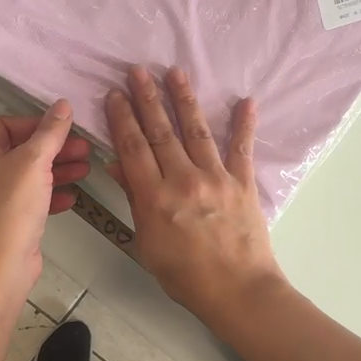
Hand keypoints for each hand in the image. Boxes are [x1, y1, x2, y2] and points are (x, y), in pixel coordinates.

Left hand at [0, 100, 90, 286]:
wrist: (1, 266)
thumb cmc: (11, 208)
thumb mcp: (34, 162)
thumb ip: (50, 132)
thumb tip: (63, 105)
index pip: (4, 125)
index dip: (35, 124)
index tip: (63, 129)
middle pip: (19, 150)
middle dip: (53, 149)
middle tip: (83, 149)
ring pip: (27, 175)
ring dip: (57, 171)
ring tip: (86, 169)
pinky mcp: (5, 219)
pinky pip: (29, 199)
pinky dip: (49, 195)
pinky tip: (71, 197)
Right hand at [106, 66, 287, 321]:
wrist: (237, 290)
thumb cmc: (185, 277)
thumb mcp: (148, 243)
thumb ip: (135, 202)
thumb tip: (118, 167)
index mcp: (155, 197)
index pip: (133, 148)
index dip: (122, 119)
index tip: (115, 94)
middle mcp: (184, 179)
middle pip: (161, 132)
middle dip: (147, 98)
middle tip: (137, 70)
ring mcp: (216, 178)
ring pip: (196, 130)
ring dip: (184, 99)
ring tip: (174, 72)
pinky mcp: (243, 183)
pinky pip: (242, 148)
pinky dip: (244, 124)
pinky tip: (245, 101)